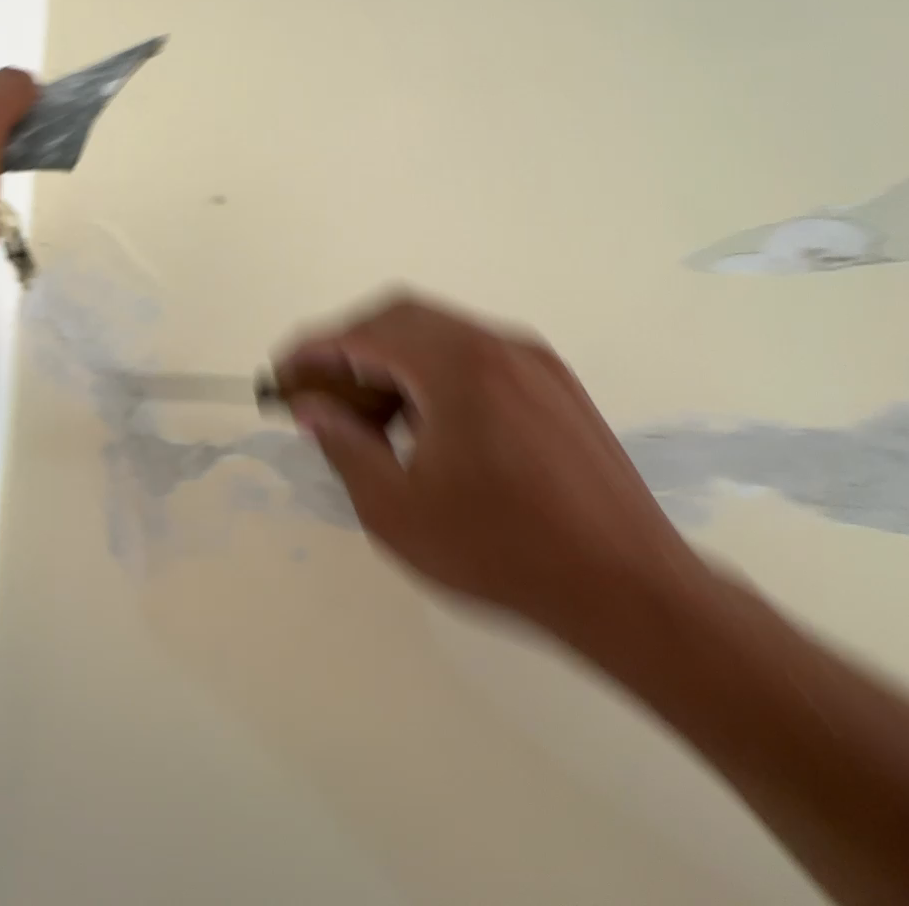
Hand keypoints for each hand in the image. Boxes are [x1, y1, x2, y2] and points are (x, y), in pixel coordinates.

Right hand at [277, 294, 708, 631]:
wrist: (627, 589)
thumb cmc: (496, 548)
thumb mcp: (394, 505)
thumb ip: (343, 444)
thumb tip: (310, 409)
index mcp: (460, 368)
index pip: (368, 333)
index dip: (314, 349)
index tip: (281, 376)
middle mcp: (501, 349)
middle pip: (404, 319)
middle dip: (348, 347)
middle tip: (314, 390)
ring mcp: (538, 368)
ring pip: (442, 338)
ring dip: (390, 362)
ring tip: (361, 416)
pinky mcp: (558, 393)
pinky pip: (477, 361)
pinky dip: (431, 377)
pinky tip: (418, 427)